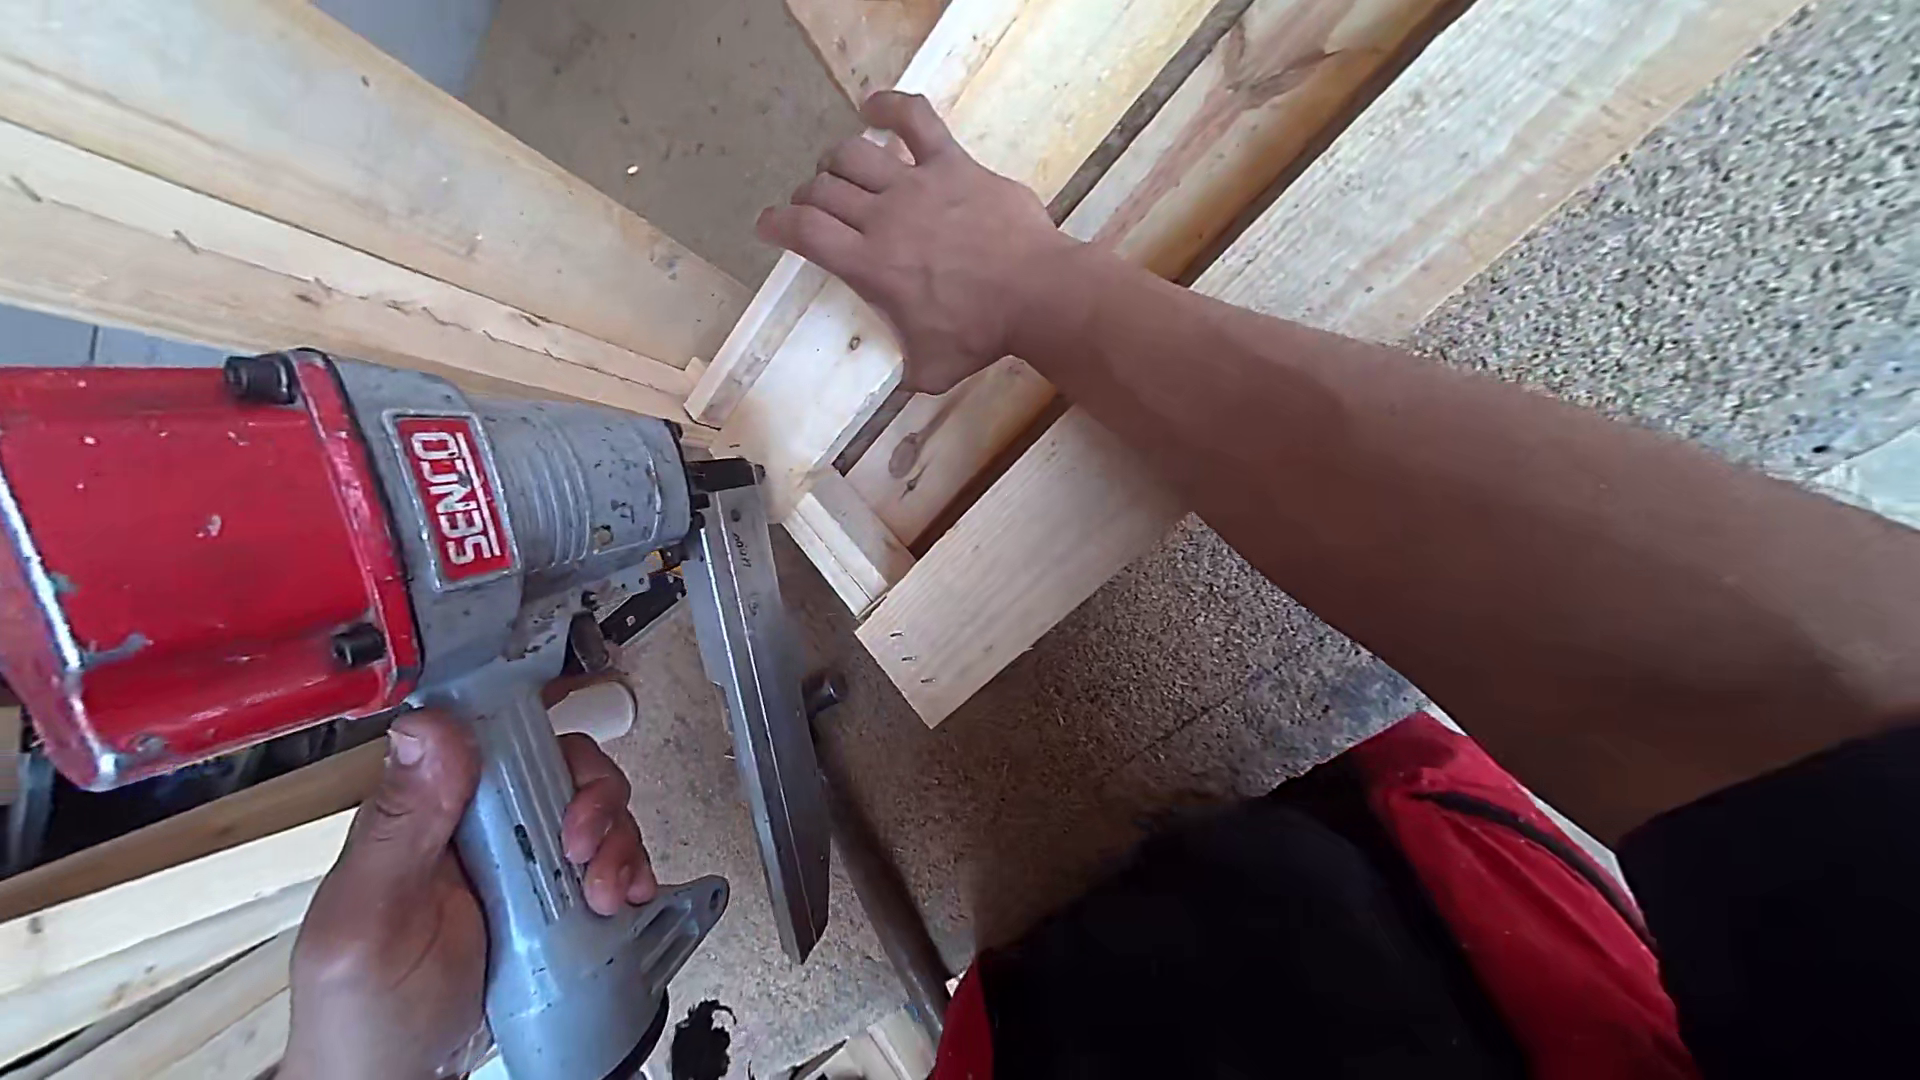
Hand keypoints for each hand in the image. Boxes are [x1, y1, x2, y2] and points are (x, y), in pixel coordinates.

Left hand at [281, 711, 658, 1079]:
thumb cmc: (371, 1010)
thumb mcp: (367, 921)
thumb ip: (398, 826)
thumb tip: (429, 724)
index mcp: (439, 808)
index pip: (505, 736)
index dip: (550, 740)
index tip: (571, 783)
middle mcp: (494, 819)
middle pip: (569, 766)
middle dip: (597, 801)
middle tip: (586, 852)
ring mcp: (535, 852)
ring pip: (603, 805)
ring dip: (620, 841)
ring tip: (607, 896)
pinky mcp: (569, 883)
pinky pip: (620, 850)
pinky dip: (634, 866)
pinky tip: (628, 898)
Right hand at [757, 90, 1076, 392]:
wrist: (1034, 294)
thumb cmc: (981, 335)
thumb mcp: (932, 370)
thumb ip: (908, 371)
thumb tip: (905, 383)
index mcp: (871, 266)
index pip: (805, 232)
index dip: (776, 224)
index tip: (767, 225)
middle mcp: (883, 217)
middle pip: (824, 190)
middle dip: (807, 198)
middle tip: (814, 211)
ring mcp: (916, 184)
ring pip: (854, 154)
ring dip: (836, 162)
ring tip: (838, 173)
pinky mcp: (952, 164)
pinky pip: (914, 119)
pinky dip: (888, 107)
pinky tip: (872, 108)